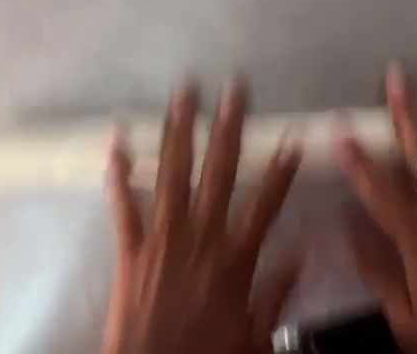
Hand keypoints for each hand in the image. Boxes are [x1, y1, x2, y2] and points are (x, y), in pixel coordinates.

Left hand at [102, 79, 304, 353]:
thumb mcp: (252, 338)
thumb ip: (274, 295)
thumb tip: (300, 255)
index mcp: (234, 260)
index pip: (265, 205)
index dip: (281, 171)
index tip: (293, 136)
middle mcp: (201, 239)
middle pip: (219, 174)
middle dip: (228, 128)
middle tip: (234, 88)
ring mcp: (163, 240)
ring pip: (174, 174)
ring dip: (180, 130)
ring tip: (184, 93)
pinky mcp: (129, 250)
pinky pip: (123, 206)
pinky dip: (118, 172)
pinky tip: (116, 138)